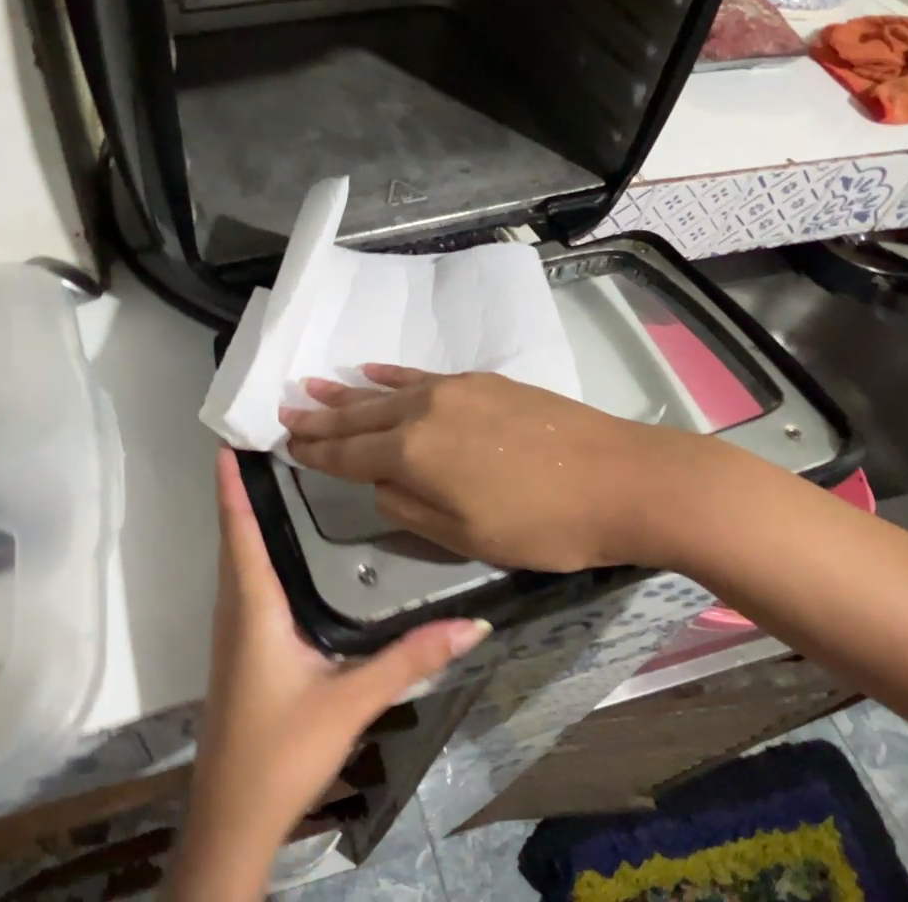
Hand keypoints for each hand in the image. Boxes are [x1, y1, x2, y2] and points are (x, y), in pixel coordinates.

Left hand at [168, 449, 490, 900]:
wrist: (236, 816)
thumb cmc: (283, 752)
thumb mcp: (352, 702)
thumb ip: (410, 659)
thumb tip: (473, 624)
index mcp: (255, 609)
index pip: (240, 533)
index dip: (232, 486)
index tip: (230, 440)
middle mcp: (237, 612)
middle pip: (234, 539)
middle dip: (242, 490)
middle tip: (268, 445)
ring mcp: (235, 634)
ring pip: (238, 563)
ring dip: (246, 520)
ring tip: (274, 483)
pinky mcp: (242, 653)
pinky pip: (245, 585)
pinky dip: (255, 552)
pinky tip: (285, 556)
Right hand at [282, 364, 728, 571]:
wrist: (623, 480)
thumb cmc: (544, 526)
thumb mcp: (467, 537)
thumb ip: (410, 510)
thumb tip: (382, 485)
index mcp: (414, 455)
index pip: (348, 454)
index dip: (314, 452)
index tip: (284, 443)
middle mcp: (424, 412)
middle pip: (360, 416)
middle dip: (320, 418)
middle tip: (284, 411)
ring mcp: (456, 390)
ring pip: (387, 391)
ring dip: (348, 392)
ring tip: (313, 387)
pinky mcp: (484, 382)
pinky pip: (423, 376)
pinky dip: (394, 376)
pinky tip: (373, 371)